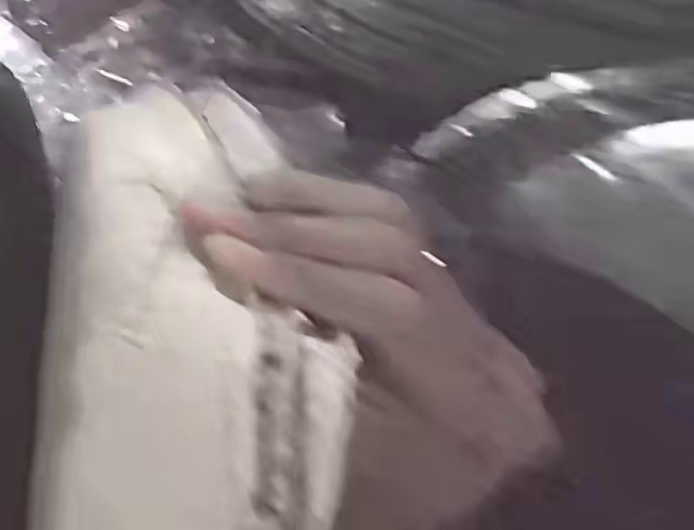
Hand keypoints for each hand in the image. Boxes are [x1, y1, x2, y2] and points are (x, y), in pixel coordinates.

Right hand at [183, 171, 557, 529]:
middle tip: (203, 211)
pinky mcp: (438, 293)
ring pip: (392, 220)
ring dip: (299, 202)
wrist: (373, 506)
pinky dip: (316, 205)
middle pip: (394, 250)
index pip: (390, 308)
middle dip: (284, 227)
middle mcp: (490, 355)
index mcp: (472, 408)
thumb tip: (208, 256)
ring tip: (231, 196)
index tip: (215, 248)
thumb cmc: (333, 486)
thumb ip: (271, 344)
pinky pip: (382, 228)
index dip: (296, 270)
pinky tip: (266, 199)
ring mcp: (471, 318)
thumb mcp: (306, 430)